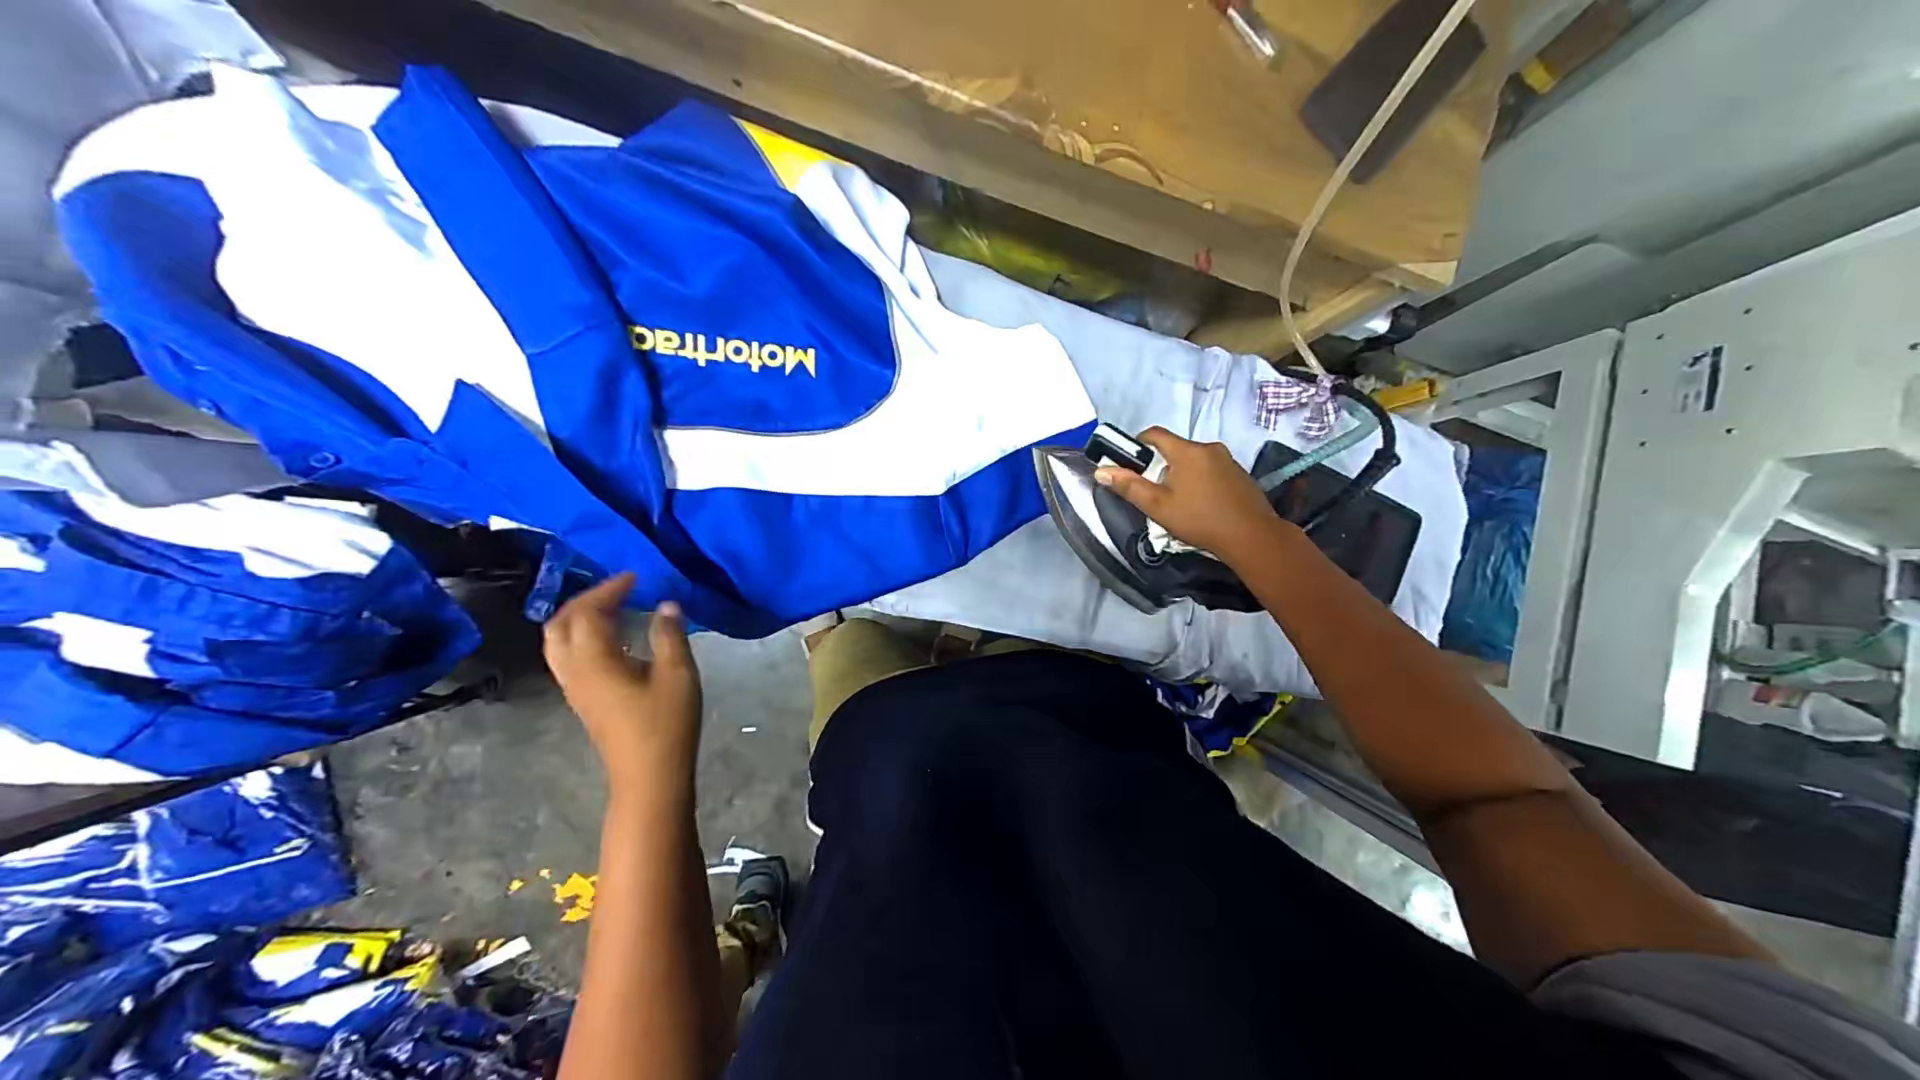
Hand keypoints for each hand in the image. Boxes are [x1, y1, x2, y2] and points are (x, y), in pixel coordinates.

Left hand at [543, 573, 702, 789]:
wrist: (649, 777)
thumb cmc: (666, 724)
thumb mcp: (678, 674)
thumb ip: (670, 635)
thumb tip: (666, 605)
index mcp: (595, 661)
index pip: (587, 612)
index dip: (608, 589)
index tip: (635, 577)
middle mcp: (574, 671)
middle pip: (560, 625)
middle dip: (584, 600)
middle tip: (617, 589)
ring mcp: (574, 688)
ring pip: (558, 643)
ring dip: (579, 618)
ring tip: (612, 608)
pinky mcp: (582, 700)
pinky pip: (568, 657)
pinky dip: (582, 636)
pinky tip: (613, 639)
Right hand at [1094, 427, 1288, 566]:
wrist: (1252, 536)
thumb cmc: (1200, 520)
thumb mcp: (1158, 506)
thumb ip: (1129, 486)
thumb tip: (1101, 470)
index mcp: (1187, 451)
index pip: (1155, 434)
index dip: (1137, 443)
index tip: (1129, 460)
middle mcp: (1209, 448)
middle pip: (1176, 449)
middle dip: (1161, 464)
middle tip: (1153, 491)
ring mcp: (1228, 460)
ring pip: (1195, 460)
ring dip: (1182, 474)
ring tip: (1178, 501)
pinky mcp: (1241, 475)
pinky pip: (1212, 470)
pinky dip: (1201, 481)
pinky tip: (1201, 505)